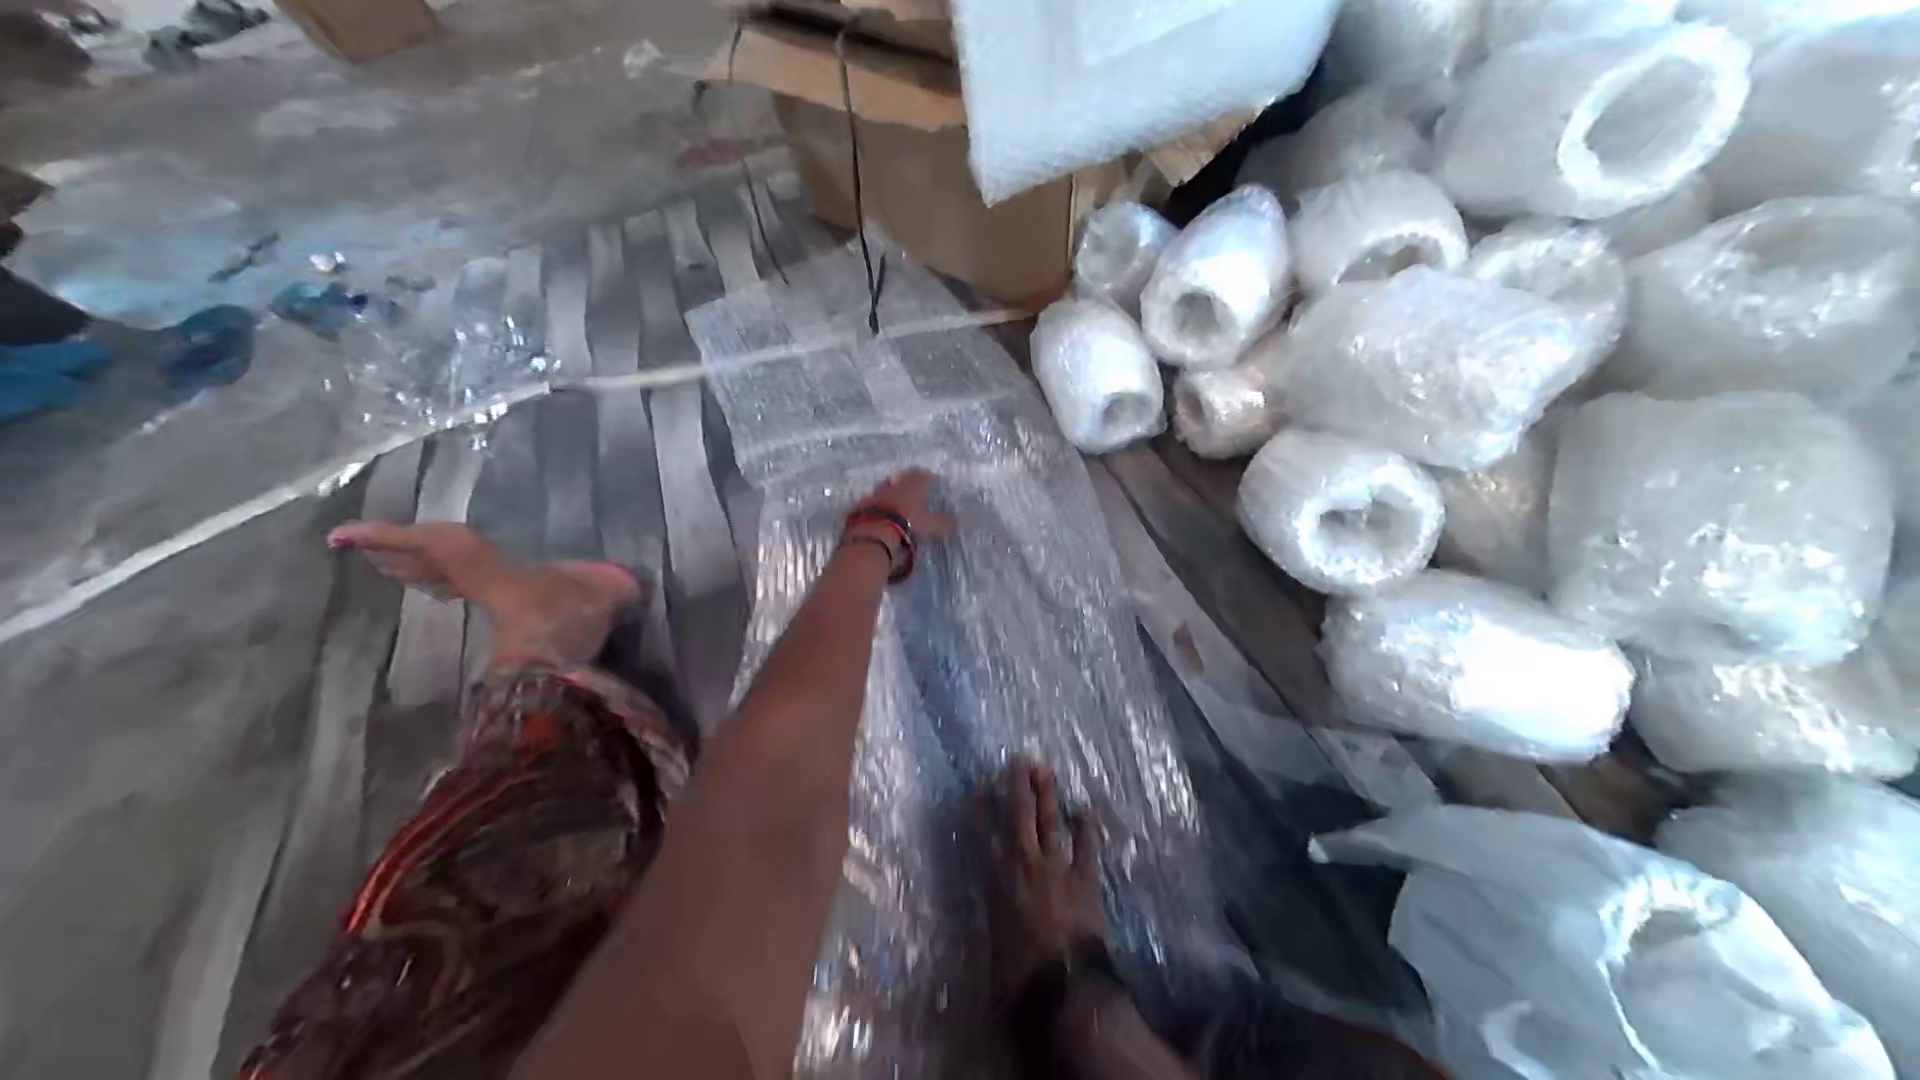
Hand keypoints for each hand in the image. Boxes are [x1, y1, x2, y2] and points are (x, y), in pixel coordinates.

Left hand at [856, 468, 953, 541]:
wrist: (874, 533)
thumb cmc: (909, 525)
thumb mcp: (932, 526)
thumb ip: (945, 522)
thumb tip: (961, 520)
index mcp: (914, 486)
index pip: (924, 476)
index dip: (928, 477)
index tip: (932, 479)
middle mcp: (895, 485)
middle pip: (903, 477)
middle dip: (909, 479)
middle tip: (913, 484)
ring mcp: (877, 493)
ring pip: (887, 486)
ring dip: (892, 490)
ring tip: (896, 497)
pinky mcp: (863, 504)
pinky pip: (873, 500)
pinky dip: (878, 503)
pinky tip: (879, 510)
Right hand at [993, 760, 1106, 996]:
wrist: (1064, 986)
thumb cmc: (1019, 973)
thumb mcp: (992, 943)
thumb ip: (991, 917)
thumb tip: (988, 910)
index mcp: (1000, 880)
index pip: (987, 835)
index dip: (983, 810)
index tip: (981, 787)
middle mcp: (1026, 865)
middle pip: (1020, 817)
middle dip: (1018, 786)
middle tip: (1018, 760)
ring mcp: (1057, 868)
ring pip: (1049, 822)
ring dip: (1047, 795)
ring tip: (1044, 769)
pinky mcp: (1085, 878)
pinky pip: (1087, 846)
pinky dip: (1086, 827)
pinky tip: (1085, 809)